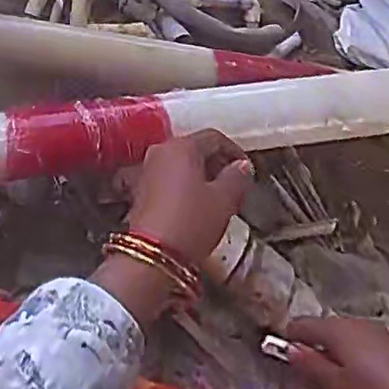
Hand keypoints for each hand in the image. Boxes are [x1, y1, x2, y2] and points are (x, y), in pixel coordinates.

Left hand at [125, 129, 254, 264]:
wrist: (154, 252)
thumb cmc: (192, 221)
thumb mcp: (223, 200)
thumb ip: (236, 178)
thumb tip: (242, 166)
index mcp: (181, 146)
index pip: (214, 137)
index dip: (235, 151)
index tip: (248, 171)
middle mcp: (161, 149)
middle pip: (196, 147)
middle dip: (219, 163)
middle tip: (237, 185)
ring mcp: (148, 167)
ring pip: (182, 162)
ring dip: (203, 174)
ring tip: (220, 197)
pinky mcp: (141, 186)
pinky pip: (170, 175)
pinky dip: (186, 183)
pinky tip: (197, 205)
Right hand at [280, 317, 388, 388]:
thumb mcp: (340, 388)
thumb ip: (312, 366)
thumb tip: (289, 349)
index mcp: (341, 327)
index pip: (304, 325)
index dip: (291, 338)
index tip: (280, 353)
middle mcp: (362, 325)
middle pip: (329, 334)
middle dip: (318, 355)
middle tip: (312, 381)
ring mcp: (386, 339)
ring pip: (351, 346)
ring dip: (341, 364)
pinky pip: (372, 356)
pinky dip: (363, 369)